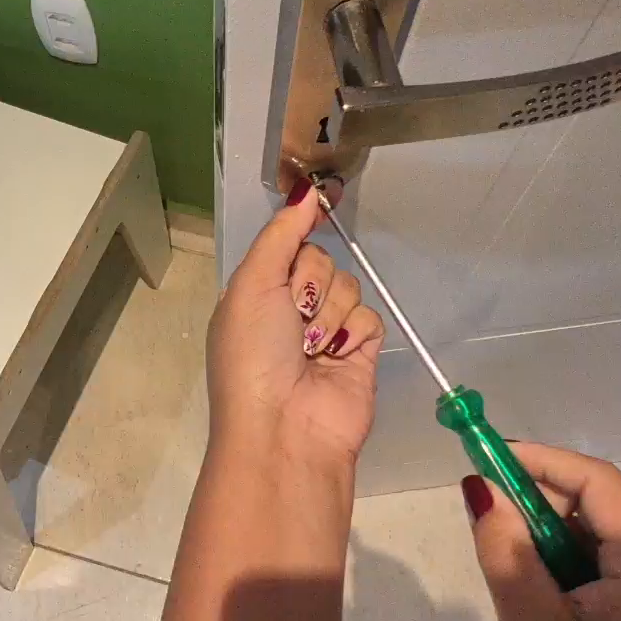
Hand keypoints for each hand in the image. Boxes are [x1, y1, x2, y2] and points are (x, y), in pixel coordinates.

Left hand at [206, 179, 385, 472]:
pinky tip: (335, 356)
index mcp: (255, 292)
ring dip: (327, 313)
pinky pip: (369, 315)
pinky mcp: (359, 350)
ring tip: (311, 348)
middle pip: (320, 260)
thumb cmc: (254, 353)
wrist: (285, 428)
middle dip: (308, 284)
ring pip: (347, 285)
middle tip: (293, 317)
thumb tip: (306, 191)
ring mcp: (326, 330)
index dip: (298, 231)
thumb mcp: (252, 284)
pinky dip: (352, 332)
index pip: (286, 242)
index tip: (320, 201)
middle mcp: (289, 308)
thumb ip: (280, 234)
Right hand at [463, 444, 620, 620]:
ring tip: (511, 574)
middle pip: (600, 505)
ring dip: (549, 539)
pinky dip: (567, 566)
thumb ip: (505, 552)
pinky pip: (610, 567)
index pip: (596, 480)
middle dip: (538, 503)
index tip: (482, 457)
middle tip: (486, 520)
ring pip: (600, 537)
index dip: (538, 460)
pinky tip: (540, 598)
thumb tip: (478, 487)